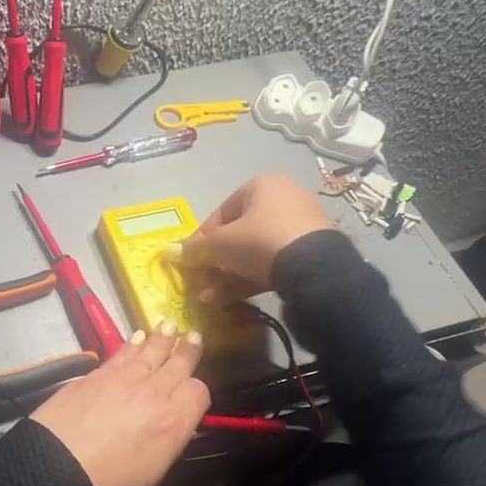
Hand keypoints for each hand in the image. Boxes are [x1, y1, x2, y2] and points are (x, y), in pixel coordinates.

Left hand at [30, 321, 210, 485]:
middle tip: (193, 334)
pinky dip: (132, 344)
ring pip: (150, 352)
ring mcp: (124, 379)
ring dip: (162, 338)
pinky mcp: (96, 374)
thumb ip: (168, 445)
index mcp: (174, 422)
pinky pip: (121, 353)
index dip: (198, 391)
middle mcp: (154, 393)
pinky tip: (137, 336)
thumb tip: (174, 428)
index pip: (198, 392)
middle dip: (187, 350)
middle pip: (176, 365)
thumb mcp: (153, 475)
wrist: (59, 467)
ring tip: (169, 324)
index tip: (194, 391)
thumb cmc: (111, 485)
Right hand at [179, 173, 334, 301]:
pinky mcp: (309, 254)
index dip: (200, 240)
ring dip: (227, 275)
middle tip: (199, 282)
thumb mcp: (221, 245)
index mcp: (261, 187)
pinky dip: (249, 278)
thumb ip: (195, 249)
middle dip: (214, 262)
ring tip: (209, 297)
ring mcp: (299, 228)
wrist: (315, 270)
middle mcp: (283, 200)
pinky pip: (272, 263)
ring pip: (253, 252)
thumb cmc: (261, 242)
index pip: (221, 214)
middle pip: (237, 234)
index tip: (188, 261)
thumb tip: (170, 252)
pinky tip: (228, 299)